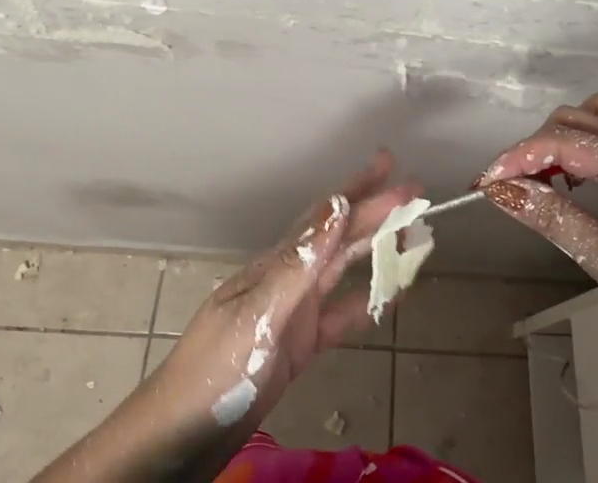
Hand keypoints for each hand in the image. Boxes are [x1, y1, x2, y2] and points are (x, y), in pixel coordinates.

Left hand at [149, 150, 420, 433]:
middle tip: (416, 193)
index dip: (357, 189)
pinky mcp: (299, 347)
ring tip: (412, 234)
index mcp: (275, 265)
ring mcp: (293, 313)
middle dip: (376, 213)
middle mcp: (287, 280)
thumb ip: (299, 264)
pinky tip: (391, 296)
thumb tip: (337, 204)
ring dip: (377, 250)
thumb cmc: (216, 370)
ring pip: (343, 271)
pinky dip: (367, 303)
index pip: (324, 216)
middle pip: (339, 238)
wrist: (181, 436)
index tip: (389, 162)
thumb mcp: (258, 314)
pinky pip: (341, 317)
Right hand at [479, 94, 597, 368]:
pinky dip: (579, 146)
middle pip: (575, 120)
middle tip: (508, 189)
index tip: (483, 182)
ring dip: (558, 141)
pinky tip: (572, 182)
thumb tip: (501, 189)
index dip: (519, 156)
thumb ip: (553, 220)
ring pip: (591, 118)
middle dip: (534, 147)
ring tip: (540, 183)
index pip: (566, 142)